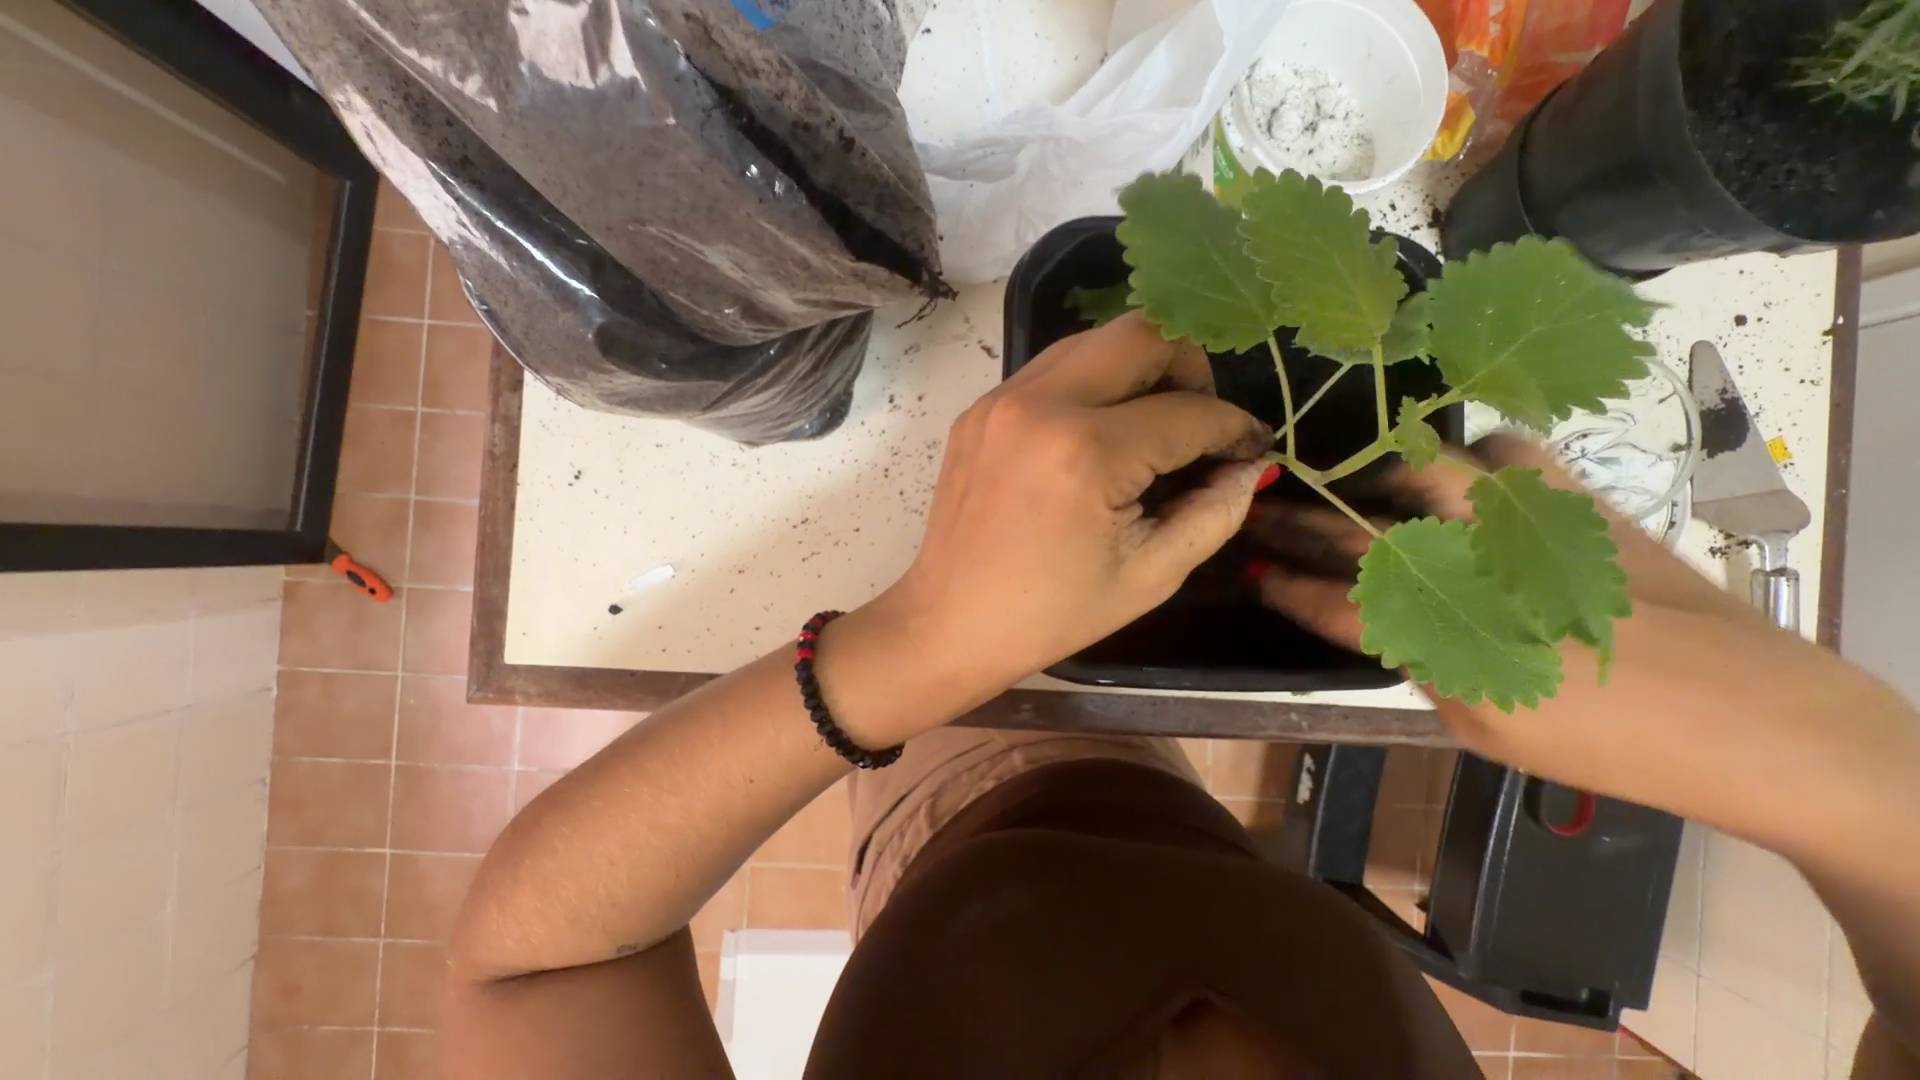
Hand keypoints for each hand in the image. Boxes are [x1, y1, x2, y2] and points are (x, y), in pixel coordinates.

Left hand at [859, 312, 1271, 731]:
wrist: (950, 622)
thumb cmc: (1052, 614)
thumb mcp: (1150, 576)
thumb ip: (1214, 512)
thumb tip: (1249, 464)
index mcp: (1085, 452)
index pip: (1187, 412)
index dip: (1232, 428)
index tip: (1250, 448)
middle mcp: (1040, 404)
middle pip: (1141, 334)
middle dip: (1190, 366)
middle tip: (1201, 418)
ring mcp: (1002, 398)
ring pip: (1094, 340)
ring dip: (1139, 367)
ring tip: (1156, 420)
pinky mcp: (981, 407)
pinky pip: (1053, 367)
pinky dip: (1093, 382)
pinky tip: (1102, 430)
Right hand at [1252, 435, 1919, 862]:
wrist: (1756, 722)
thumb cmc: (1607, 745)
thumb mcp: (1487, 727)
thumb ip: (1428, 669)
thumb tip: (1397, 628)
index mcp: (1439, 635)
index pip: (1332, 604)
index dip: (1284, 589)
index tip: (1254, 574)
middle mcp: (1467, 566)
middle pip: (1357, 534)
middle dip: (1298, 523)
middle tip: (1264, 514)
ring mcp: (1521, 526)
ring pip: (1424, 471)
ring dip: (1379, 477)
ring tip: (1366, 486)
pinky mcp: (1576, 504)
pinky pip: (1512, 452)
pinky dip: (1477, 455)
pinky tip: (1469, 473)